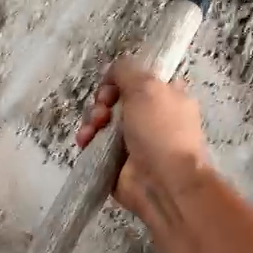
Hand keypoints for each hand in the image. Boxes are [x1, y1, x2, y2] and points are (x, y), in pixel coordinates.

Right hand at [76, 58, 213, 227]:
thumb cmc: (162, 130)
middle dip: (103, 99)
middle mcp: (150, 115)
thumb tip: (114, 71)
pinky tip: (86, 141)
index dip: (122, 77)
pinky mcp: (116, 160)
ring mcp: (133, 139)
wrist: (165, 183)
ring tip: (94, 128)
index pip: (139, 77)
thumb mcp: (147, 86)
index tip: (113, 83)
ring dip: (92, 119)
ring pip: (102, 119)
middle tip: (104, 107)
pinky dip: (87, 139)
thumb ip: (127, 70)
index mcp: (167, 95)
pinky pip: (95, 143)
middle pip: (115, 97)